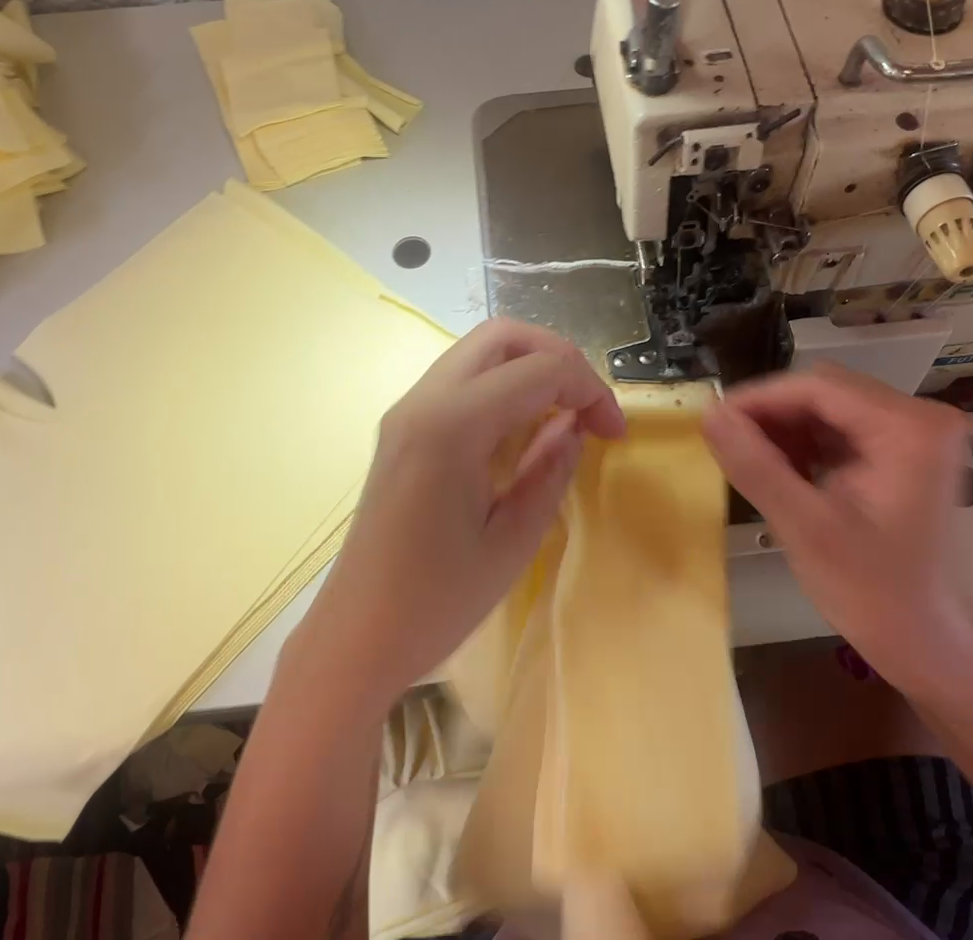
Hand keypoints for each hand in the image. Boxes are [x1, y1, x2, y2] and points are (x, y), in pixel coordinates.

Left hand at [289, 320, 624, 705]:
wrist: (356, 635)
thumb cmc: (437, 601)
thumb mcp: (513, 542)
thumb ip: (550, 471)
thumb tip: (574, 427)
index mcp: (452, 426)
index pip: (540, 370)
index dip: (590, 390)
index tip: (616, 434)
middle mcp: (423, 401)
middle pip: (503, 336)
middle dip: (559, 358)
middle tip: (590, 408)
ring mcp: (406, 413)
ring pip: (478, 353)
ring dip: (530, 369)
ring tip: (564, 417)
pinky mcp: (402, 431)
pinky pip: (460, 383)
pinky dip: (502, 387)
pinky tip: (523, 432)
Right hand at [702, 364, 972, 676]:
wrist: (919, 637)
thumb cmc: (869, 589)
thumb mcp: (804, 526)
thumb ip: (755, 466)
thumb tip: (708, 414)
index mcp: (910, 428)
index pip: (820, 388)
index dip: (760, 400)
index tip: (712, 420)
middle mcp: (922, 416)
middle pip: (826, 392)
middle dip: (772, 415)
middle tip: (726, 444)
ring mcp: (916, 433)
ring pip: (830, 408)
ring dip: (786, 429)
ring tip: (750, 461)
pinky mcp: (905, 450)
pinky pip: (842, 428)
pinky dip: (806, 444)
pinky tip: (781, 470)